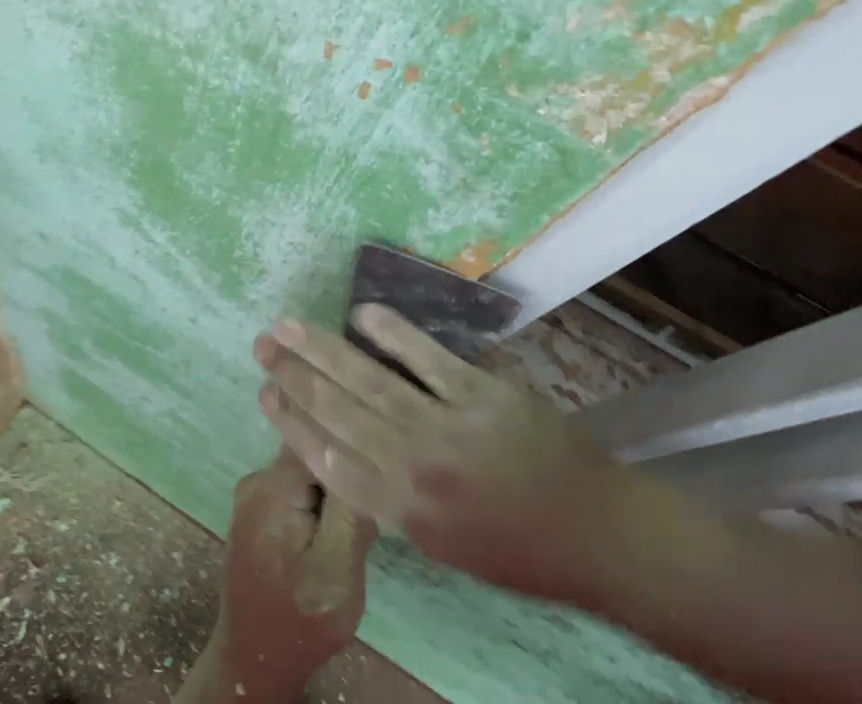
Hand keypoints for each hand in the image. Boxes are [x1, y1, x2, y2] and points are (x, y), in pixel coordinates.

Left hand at [197, 450, 376, 698]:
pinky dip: (320, 512)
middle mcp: (257, 479)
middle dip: (346, 481)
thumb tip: (361, 454)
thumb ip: (349, 509)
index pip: (323, 438)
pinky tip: (328, 544)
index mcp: (273, 484)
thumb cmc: (300, 617)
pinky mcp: (259, 514)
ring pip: (311, 477)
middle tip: (364, 523)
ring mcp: (254, 496)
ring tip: (348, 538)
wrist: (255, 659)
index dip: (355, 453)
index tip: (381, 475)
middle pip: (317, 455)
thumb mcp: (338, 566)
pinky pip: (299, 494)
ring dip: (335, 500)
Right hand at [254, 304, 626, 603]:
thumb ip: (386, 499)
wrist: (598, 535)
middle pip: (336, 412)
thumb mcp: (437, 543)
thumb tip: (339, 451)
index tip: (263, 391)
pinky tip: (362, 312)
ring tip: (287, 326)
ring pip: (370, 381)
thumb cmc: (515, 549)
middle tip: (262, 346)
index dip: (289, 421)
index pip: (325, 458)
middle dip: (293, 376)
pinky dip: (395, 333)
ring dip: (323, 350)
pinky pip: (429, 359)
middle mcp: (414, 470)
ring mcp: (448, 428)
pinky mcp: (484, 396)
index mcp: (400, 512)